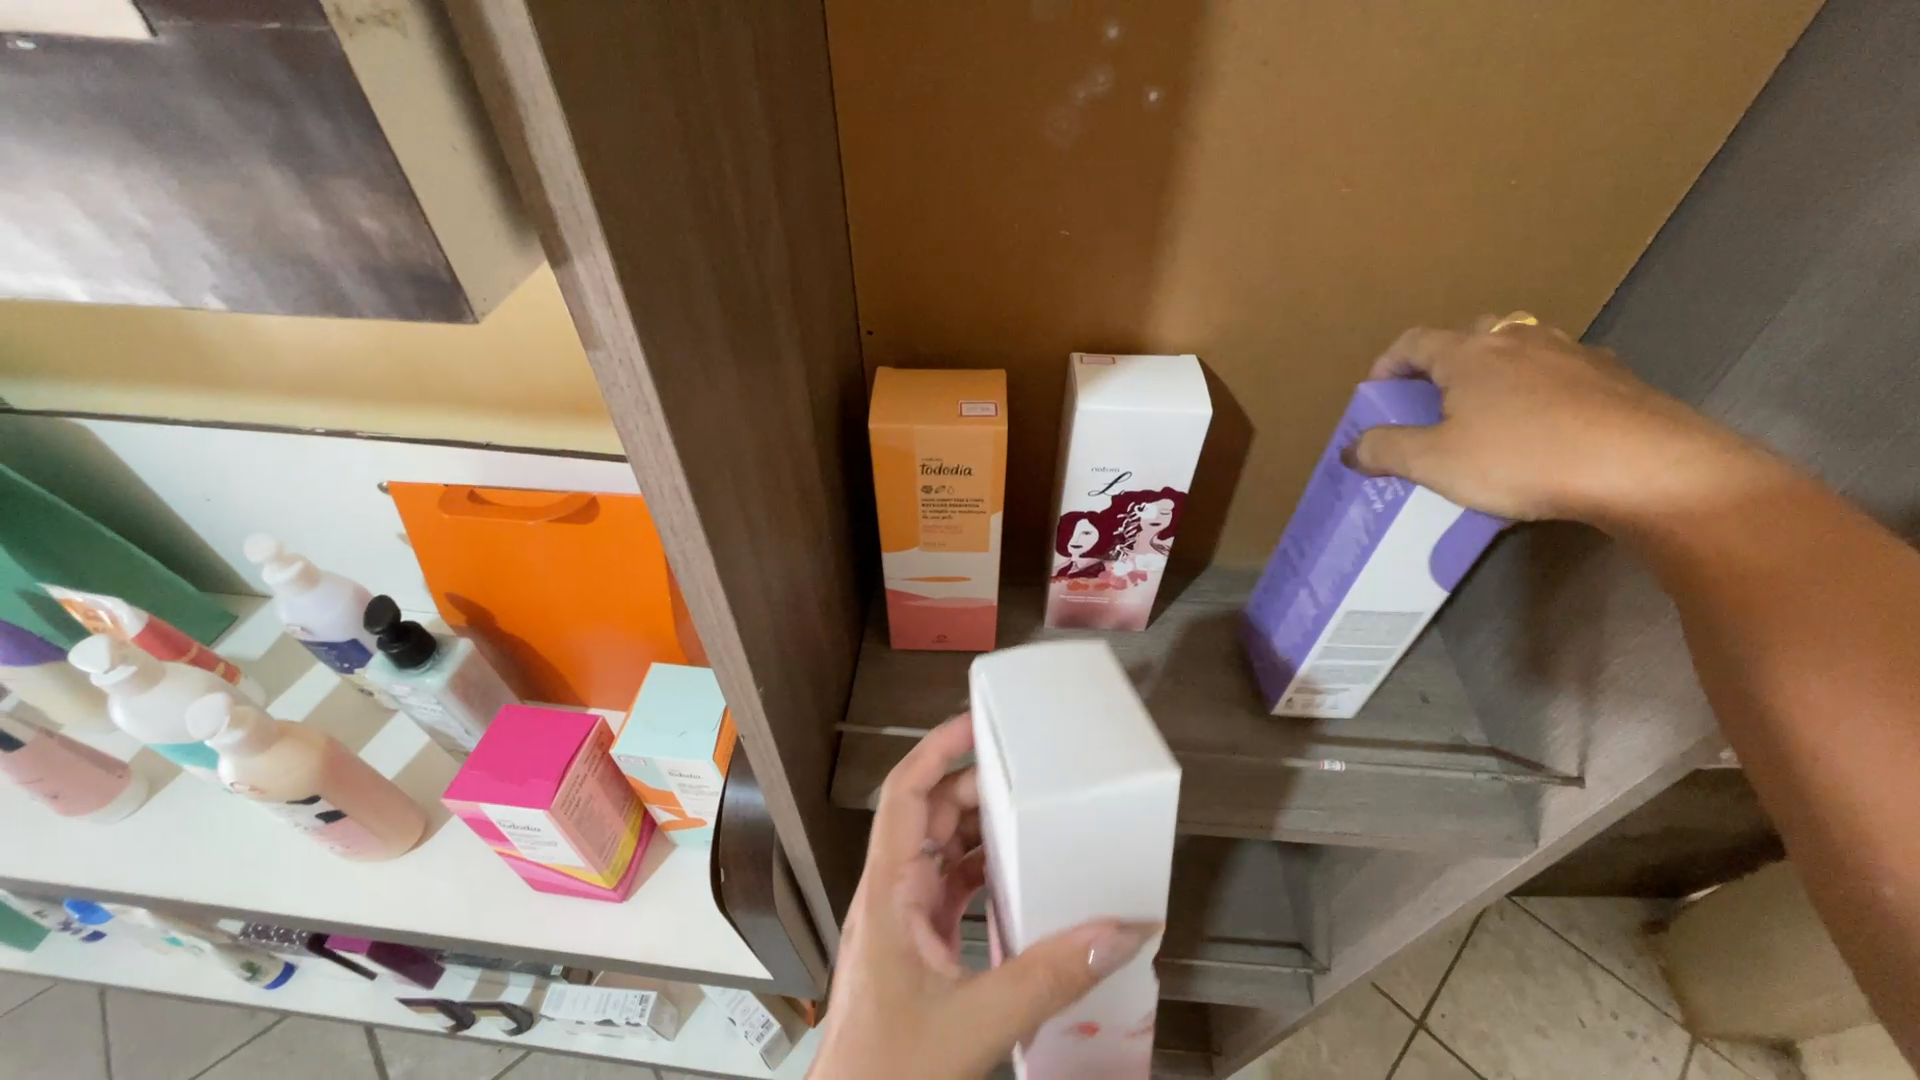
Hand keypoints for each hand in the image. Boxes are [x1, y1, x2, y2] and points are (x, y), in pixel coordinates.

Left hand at [808, 717, 1158, 1079]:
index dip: (936, 750)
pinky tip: (1019, 878)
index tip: (976, 721)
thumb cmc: (892, 1065)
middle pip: (927, 815)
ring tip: (1031, 817)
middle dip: (973, 788)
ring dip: (979, 830)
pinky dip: (982, 874)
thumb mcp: (978, 1021)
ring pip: (938, 850)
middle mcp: (892, 892)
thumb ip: (1052, 977)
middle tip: (1027, 775)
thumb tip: (1122, 932)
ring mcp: (902, 918)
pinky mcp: (917, 945)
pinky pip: (950, 888)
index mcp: (890, 890)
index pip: (904, 795)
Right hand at [1349, 317, 1778, 526]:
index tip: (1375, 391)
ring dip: (1495, 372)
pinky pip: (1560, 373)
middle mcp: (1518, 340)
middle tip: (1433, 397)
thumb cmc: (1522, 458)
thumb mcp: (1435, 462)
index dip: (1387, 364)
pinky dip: (1540, 389)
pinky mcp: (1613, 377)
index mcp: (1469, 353)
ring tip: (1487, 410)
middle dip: (1444, 361)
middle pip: (1470, 334)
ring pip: (1520, 349)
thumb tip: (1350, 447)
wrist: (1645, 466)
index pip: (1413, 342)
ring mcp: (1572, 353)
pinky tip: (1543, 424)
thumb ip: (1386, 450)